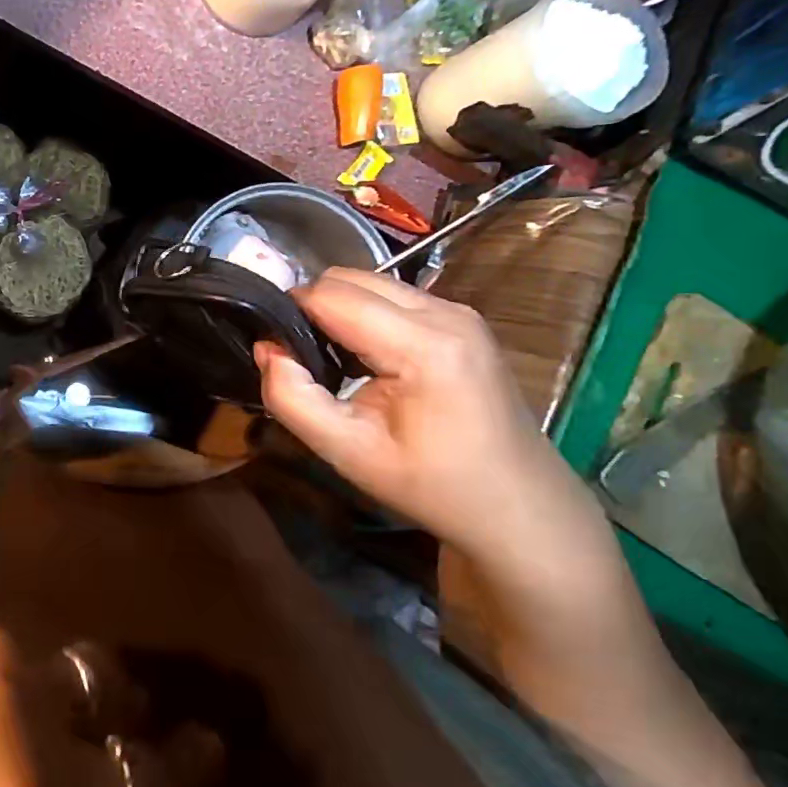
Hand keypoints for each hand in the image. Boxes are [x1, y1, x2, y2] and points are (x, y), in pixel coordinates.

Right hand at [254, 268, 605, 565]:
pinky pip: (393, 296)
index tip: (277, 352)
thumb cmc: (433, 486)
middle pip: (349, 278)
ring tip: (334, 362)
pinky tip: (367, 358)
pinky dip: (365, 314)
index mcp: (423, 344)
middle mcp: (445, 312)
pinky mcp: (462, 319)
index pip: (331, 295)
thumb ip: (293, 399)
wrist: (520, 508)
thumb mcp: (348, 453)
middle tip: (303, 360)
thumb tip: (267, 349)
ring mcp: (459, 311)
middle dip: (313, 308)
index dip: (292, 314)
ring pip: (371, 281)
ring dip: (339, 310)